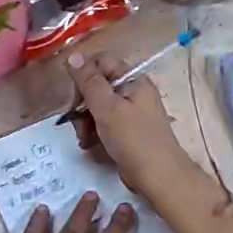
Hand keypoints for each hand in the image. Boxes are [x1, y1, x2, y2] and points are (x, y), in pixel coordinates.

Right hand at [67, 53, 205, 205]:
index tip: (73, 96)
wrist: (160, 177)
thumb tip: (73, 55)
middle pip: (97, 85)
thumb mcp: (107, 107)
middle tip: (75, 122)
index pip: (101, 62)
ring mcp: (131, 112)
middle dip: (82, 103)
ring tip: (84, 140)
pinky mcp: (128, 131)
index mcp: (133, 79)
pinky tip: (89, 145)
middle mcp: (133, 91)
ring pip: (98, 106)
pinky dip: (94, 131)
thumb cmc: (134, 139)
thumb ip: (88, 81)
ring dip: (85, 121)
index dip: (84, 75)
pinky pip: (105, 123)